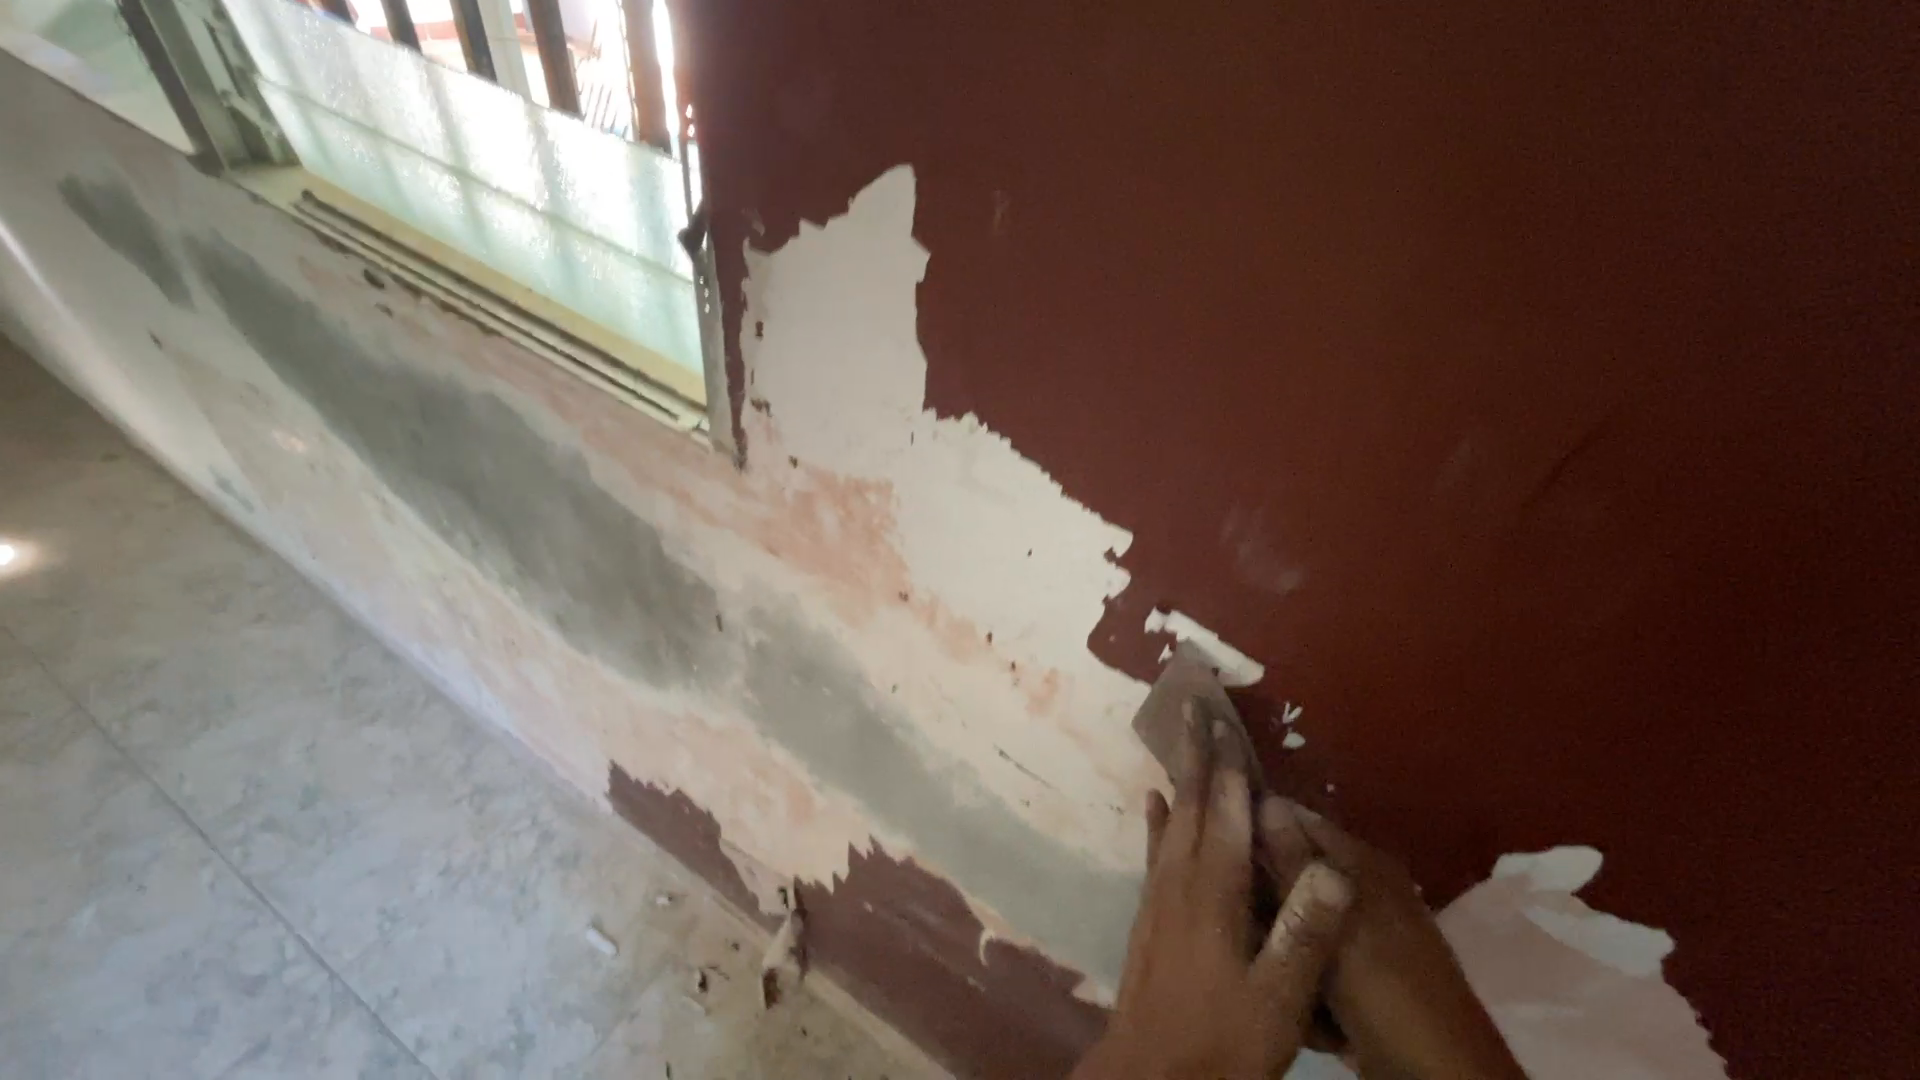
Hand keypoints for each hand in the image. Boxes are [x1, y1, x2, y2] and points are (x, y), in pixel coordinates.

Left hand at [1074, 711, 1353, 1079]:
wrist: (1149, 1074)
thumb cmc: (1222, 1040)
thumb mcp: (1278, 1000)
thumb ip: (1304, 933)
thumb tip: (1330, 866)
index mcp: (1213, 891)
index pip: (1223, 812)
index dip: (1226, 764)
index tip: (1222, 719)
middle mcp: (1180, 879)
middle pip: (1188, 801)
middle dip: (1194, 752)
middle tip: (1194, 706)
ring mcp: (1158, 894)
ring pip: (1169, 818)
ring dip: (1178, 775)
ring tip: (1182, 740)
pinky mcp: (1149, 913)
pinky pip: (1154, 848)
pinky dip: (1156, 817)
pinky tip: (1153, 800)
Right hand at [1260, 801, 1526, 1079]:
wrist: (1441, 1079)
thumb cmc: (1386, 989)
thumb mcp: (1334, 921)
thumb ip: (1295, 862)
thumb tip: (1265, 798)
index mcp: (1361, 862)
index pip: (1295, 819)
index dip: (1252, 821)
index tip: (1207, 836)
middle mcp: (1358, 890)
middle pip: (1287, 875)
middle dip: (1261, 899)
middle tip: (1233, 917)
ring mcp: (1356, 937)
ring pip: (1291, 923)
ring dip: (1278, 946)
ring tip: (1266, 964)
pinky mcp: (1352, 979)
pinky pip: (1307, 963)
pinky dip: (1299, 980)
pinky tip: (1297, 1000)